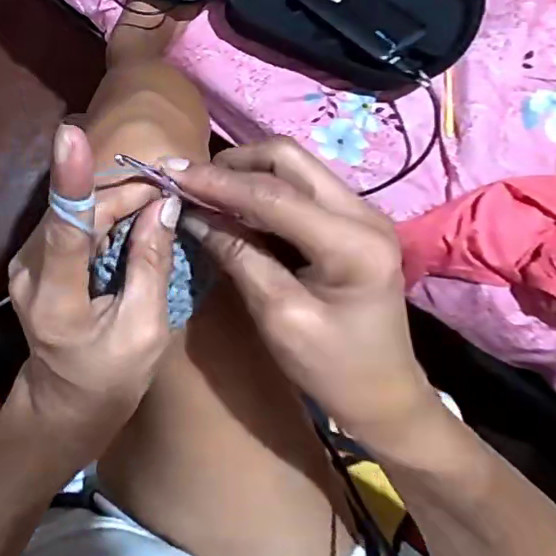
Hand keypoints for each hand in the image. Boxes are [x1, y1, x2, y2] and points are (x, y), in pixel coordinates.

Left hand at [7, 124, 177, 458]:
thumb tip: (163, 205)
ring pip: (73, 210)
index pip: (64, 231)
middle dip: (123, 191)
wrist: (62, 406)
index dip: (70, 180)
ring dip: (115, 199)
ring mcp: (25, 262)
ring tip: (157, 198)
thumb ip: (150, 264)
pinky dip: (104, 212)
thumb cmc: (108, 381)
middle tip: (168, 187)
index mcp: (56, 300)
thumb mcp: (144, 330)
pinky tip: (132, 214)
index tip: (69, 136)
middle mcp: (29, 272)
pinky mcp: (33, 257)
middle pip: (76, 210)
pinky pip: (71, 221)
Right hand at [167, 138, 440, 450]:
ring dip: (245, 172)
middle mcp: (363, 214)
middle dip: (233, 164)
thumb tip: (192, 214)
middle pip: (288, 158)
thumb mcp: (278, 317)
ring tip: (203, 190)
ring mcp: (361, 212)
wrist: (385, 396)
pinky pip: (298, 185)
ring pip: (292, 165)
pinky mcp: (350, 219)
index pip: (273, 195)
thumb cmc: (333, 369)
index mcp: (352, 244)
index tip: (170, 173)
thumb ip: (237, 257)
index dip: (217, 182)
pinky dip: (259, 187)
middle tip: (189, 180)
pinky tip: (232, 204)